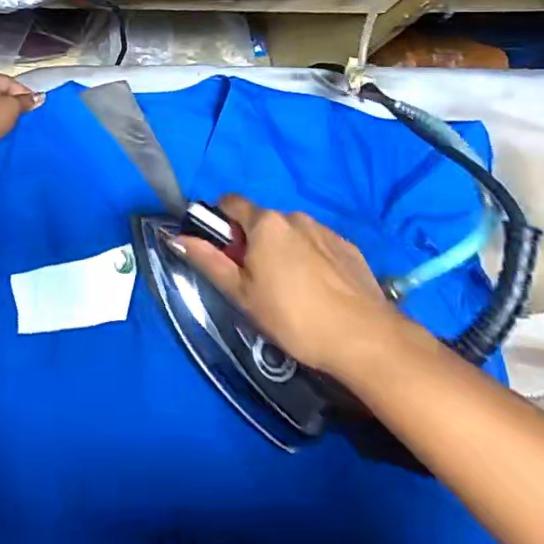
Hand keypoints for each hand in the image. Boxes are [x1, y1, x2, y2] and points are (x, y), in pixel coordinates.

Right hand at [171, 194, 413, 378]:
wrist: (366, 339)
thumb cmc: (292, 316)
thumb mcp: (241, 293)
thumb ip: (208, 261)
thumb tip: (177, 237)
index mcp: (265, 223)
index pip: (230, 203)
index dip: (220, 223)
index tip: (221, 252)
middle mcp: (295, 217)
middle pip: (262, 221)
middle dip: (253, 242)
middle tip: (255, 281)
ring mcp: (326, 231)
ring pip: (292, 234)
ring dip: (283, 251)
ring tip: (291, 291)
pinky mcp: (350, 249)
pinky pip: (319, 246)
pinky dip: (311, 260)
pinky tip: (319, 292)